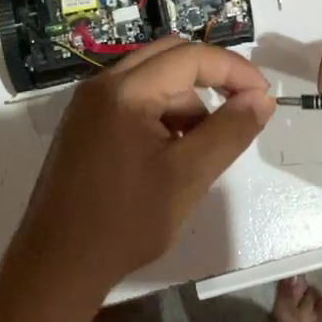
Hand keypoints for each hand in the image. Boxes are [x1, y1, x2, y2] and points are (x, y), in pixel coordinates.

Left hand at [7, 37, 276, 292]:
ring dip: (185, 100)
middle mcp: (102, 83)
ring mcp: (89, 102)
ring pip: (152, 77)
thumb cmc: (125, 221)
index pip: (190, 57)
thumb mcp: (188, 177)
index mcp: (125, 89)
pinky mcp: (85, 123)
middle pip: (170, 56)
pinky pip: (133, 98)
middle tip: (240, 110)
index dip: (233, 70)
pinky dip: (161, 113)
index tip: (264, 98)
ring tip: (200, 148)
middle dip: (210, 79)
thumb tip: (262, 98)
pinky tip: (171, 153)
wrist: (57, 266)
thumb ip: (229, 131)